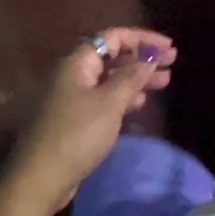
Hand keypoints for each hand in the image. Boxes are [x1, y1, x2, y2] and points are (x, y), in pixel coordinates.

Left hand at [0, 28, 176, 215]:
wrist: (42, 177)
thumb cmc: (77, 134)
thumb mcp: (109, 103)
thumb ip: (131, 78)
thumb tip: (148, 58)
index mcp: (78, 62)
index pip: (113, 37)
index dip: (142, 38)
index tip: (168, 46)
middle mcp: (74, 74)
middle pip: (113, 56)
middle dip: (142, 58)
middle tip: (172, 62)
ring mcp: (73, 97)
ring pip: (110, 78)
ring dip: (136, 78)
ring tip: (165, 81)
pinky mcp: (76, 119)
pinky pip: (105, 98)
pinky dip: (124, 96)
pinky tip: (140, 103)